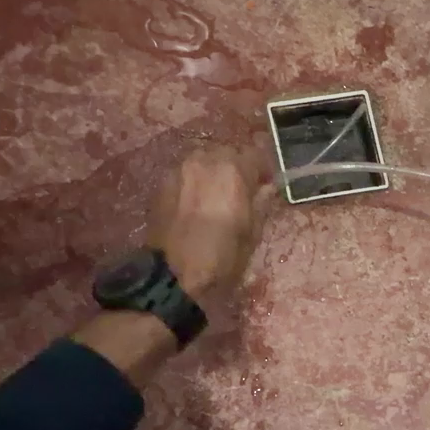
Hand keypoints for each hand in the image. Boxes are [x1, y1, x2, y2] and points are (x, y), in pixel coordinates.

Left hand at [146, 145, 271, 299]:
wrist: (174, 276)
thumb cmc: (223, 258)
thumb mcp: (252, 234)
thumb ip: (260, 204)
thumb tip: (267, 189)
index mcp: (233, 171)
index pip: (254, 155)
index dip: (263, 170)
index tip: (266, 185)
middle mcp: (204, 161)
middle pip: (226, 152)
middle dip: (237, 167)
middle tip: (242, 190)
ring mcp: (179, 170)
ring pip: (203, 160)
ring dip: (214, 172)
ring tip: (217, 196)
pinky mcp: (162, 184)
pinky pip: (185, 173)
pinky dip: (195, 182)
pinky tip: (196, 203)